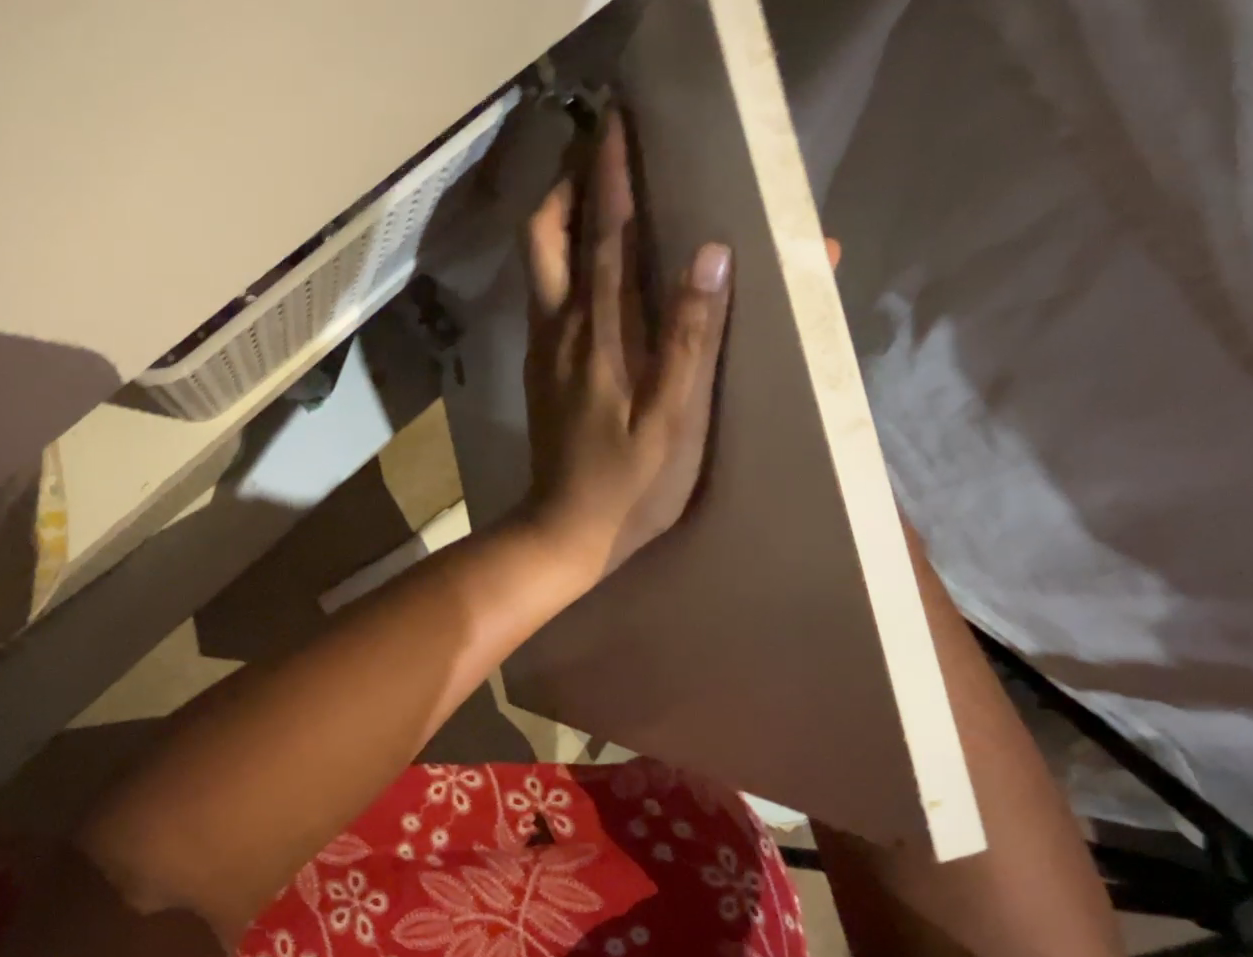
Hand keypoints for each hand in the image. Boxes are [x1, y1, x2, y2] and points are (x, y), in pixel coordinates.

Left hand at [517, 110, 732, 576]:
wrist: (560, 535)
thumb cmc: (628, 487)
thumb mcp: (674, 420)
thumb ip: (691, 338)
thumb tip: (711, 253)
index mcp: (596, 337)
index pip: (603, 239)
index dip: (611, 179)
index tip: (616, 126)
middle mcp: (560, 332)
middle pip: (547, 241)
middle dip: (570, 189)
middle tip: (603, 153)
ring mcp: (545, 352)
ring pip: (541, 268)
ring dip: (564, 221)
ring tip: (598, 191)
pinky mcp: (544, 372)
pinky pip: (549, 297)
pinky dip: (566, 261)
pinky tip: (590, 264)